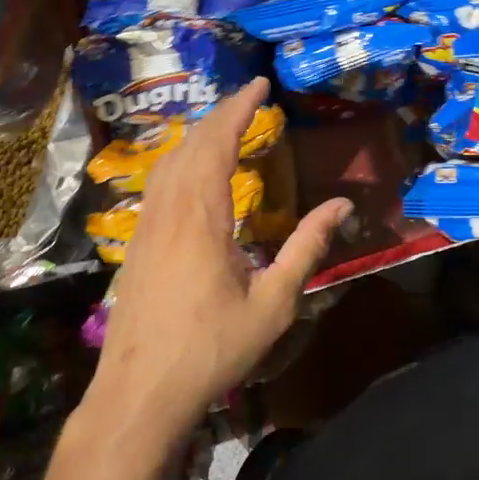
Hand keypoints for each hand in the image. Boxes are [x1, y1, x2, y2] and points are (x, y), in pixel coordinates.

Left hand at [90, 78, 353, 424]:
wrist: (139, 395)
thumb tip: (342, 206)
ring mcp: (146, 227)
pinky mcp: (136, 245)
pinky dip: (180, 159)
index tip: (260, 84)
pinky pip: (157, 182)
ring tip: (225, 124)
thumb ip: (307, 248)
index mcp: (202, 217)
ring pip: (168, 162)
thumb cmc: (211, 349)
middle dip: (220, 114)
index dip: (238, 109)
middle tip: (250, 97)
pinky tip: (191, 172)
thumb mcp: (274, 303)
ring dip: (197, 134)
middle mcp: (169, 211)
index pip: (217, 143)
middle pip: (190, 144)